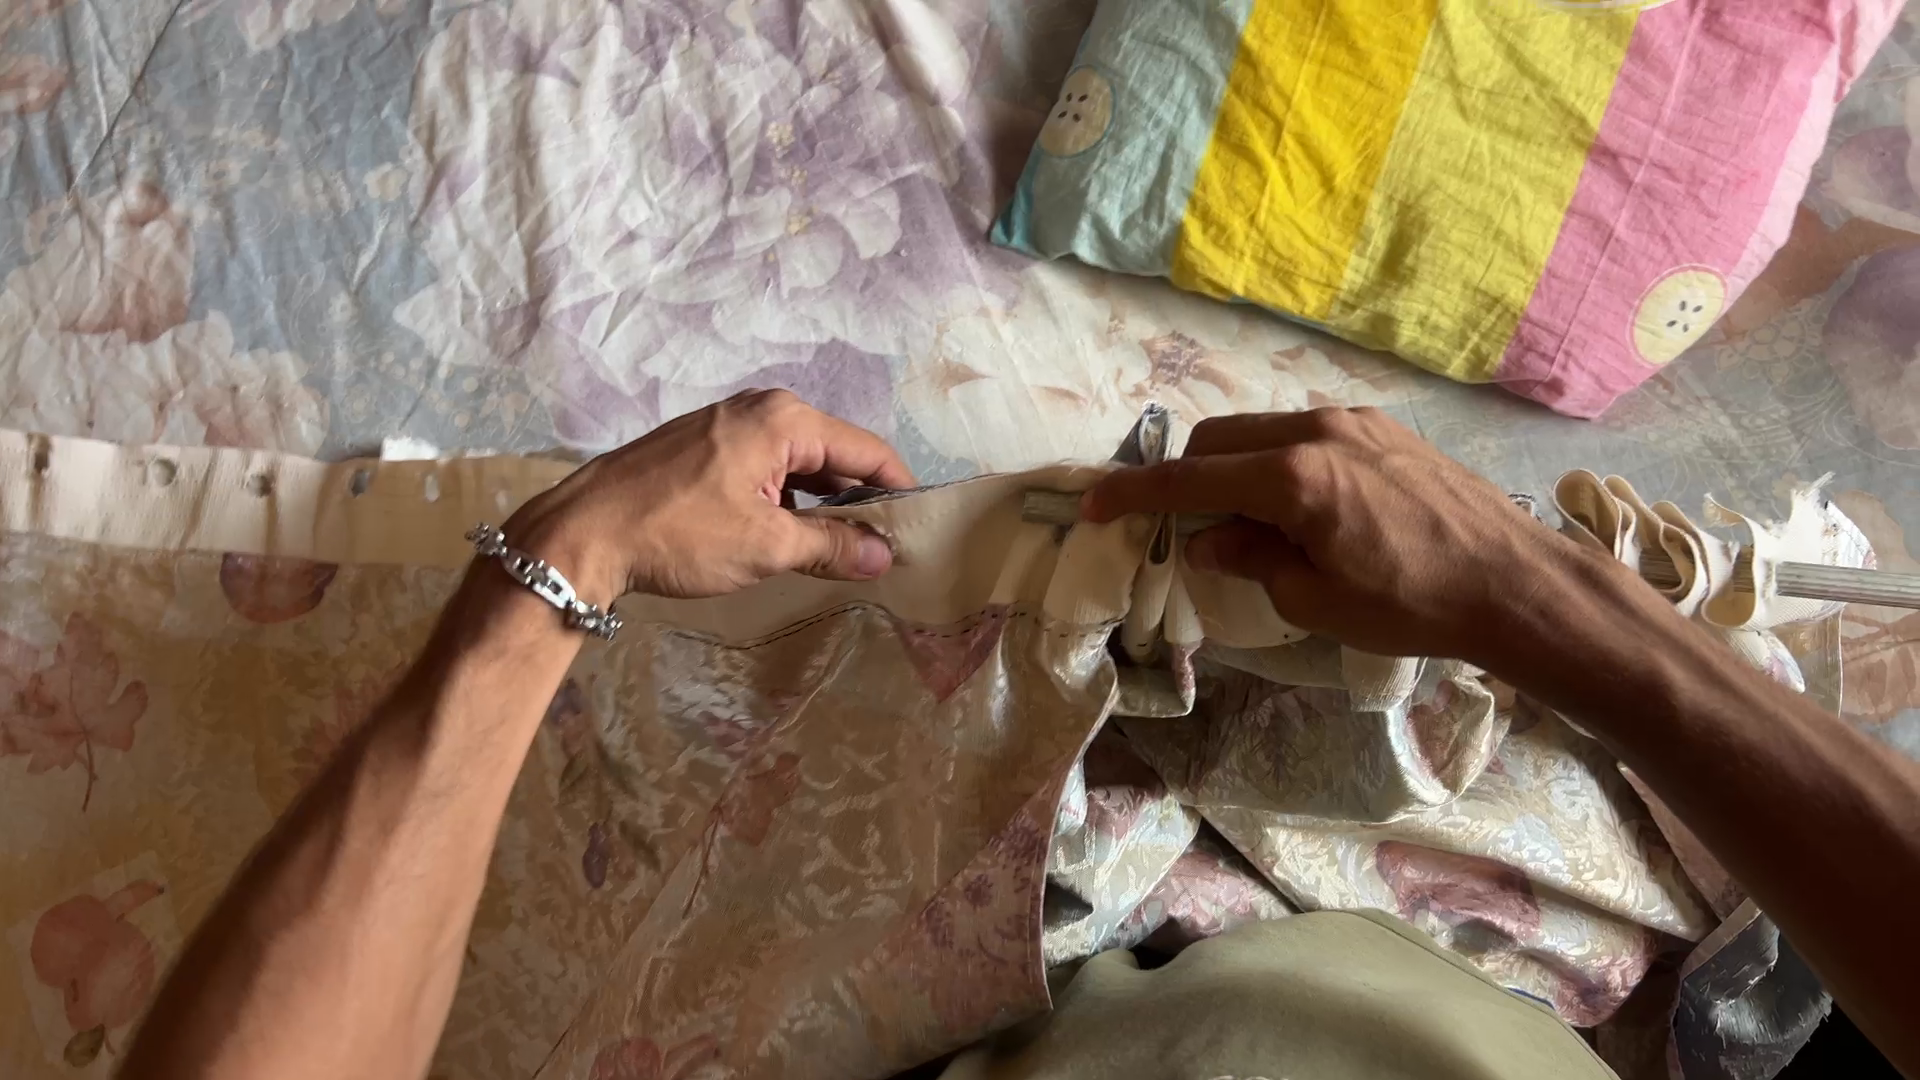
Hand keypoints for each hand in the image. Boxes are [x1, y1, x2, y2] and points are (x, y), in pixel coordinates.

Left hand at [503, 390, 913, 601]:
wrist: (580, 534)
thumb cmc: (681, 533)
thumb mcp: (767, 545)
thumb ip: (833, 545)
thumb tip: (885, 557)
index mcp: (784, 420)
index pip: (866, 450)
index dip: (898, 487)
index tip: (918, 523)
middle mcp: (761, 409)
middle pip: (834, 453)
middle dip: (861, 497)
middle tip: (883, 543)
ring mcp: (729, 424)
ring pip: (800, 462)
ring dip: (824, 501)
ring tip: (843, 545)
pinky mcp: (705, 446)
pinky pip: (768, 467)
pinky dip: (789, 497)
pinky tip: (792, 531)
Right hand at [1082, 407, 1616, 662]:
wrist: (1519, 582)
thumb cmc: (1410, 604)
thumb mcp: (1312, 600)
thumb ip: (1248, 558)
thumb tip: (1206, 540)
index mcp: (1292, 478)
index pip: (1189, 479)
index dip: (1133, 492)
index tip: (1095, 504)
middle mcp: (1315, 431)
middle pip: (1215, 438)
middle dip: (1185, 476)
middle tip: (1189, 525)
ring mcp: (1350, 422)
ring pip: (1256, 430)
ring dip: (1231, 467)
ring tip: (1250, 518)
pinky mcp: (1378, 427)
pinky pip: (1298, 432)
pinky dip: (1272, 460)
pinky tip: (1299, 502)